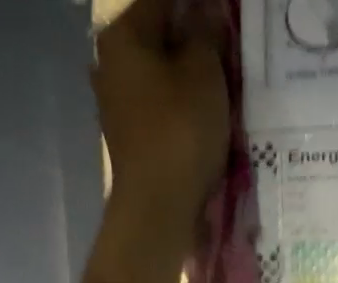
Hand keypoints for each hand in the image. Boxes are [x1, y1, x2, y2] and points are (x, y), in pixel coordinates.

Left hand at [93, 0, 229, 226]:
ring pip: (157, 67)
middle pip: (156, 31)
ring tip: (221, 72)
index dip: (198, 3)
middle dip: (191, 30)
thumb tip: (206, 8)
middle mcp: (109, 61)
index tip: (224, 11)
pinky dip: (179, 96)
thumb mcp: (204, 74)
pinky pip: (157, 100)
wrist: (158, 206)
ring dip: (186, 66)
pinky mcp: (127, 132)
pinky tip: (203, 106)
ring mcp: (115, 100)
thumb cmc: (181, 132)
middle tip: (228, 39)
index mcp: (123, 35)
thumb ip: (205, 33)